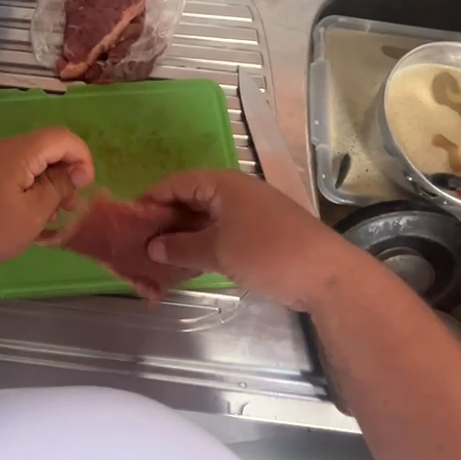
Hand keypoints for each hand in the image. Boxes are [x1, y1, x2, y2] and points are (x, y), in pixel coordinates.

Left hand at [0, 126, 94, 276]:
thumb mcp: (33, 213)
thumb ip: (58, 188)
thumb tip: (72, 172)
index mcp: (19, 151)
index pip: (62, 137)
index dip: (82, 157)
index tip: (85, 186)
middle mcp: (2, 147)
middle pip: (45, 146)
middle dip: (65, 171)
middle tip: (70, 205)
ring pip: (29, 159)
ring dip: (47, 181)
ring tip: (50, 214)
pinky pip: (11, 169)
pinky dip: (28, 184)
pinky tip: (26, 213)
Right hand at [142, 170, 369, 310]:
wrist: (329, 277)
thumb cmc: (268, 253)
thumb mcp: (218, 251)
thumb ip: (180, 247)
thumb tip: (152, 247)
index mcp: (223, 183)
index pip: (175, 182)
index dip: (150, 199)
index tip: (130, 222)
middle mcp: (235, 191)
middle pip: (189, 199)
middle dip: (165, 221)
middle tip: (142, 244)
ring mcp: (250, 212)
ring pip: (205, 219)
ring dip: (183, 237)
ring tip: (161, 258)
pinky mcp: (261, 234)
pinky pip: (222, 233)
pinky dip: (203, 245)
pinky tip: (190, 264)